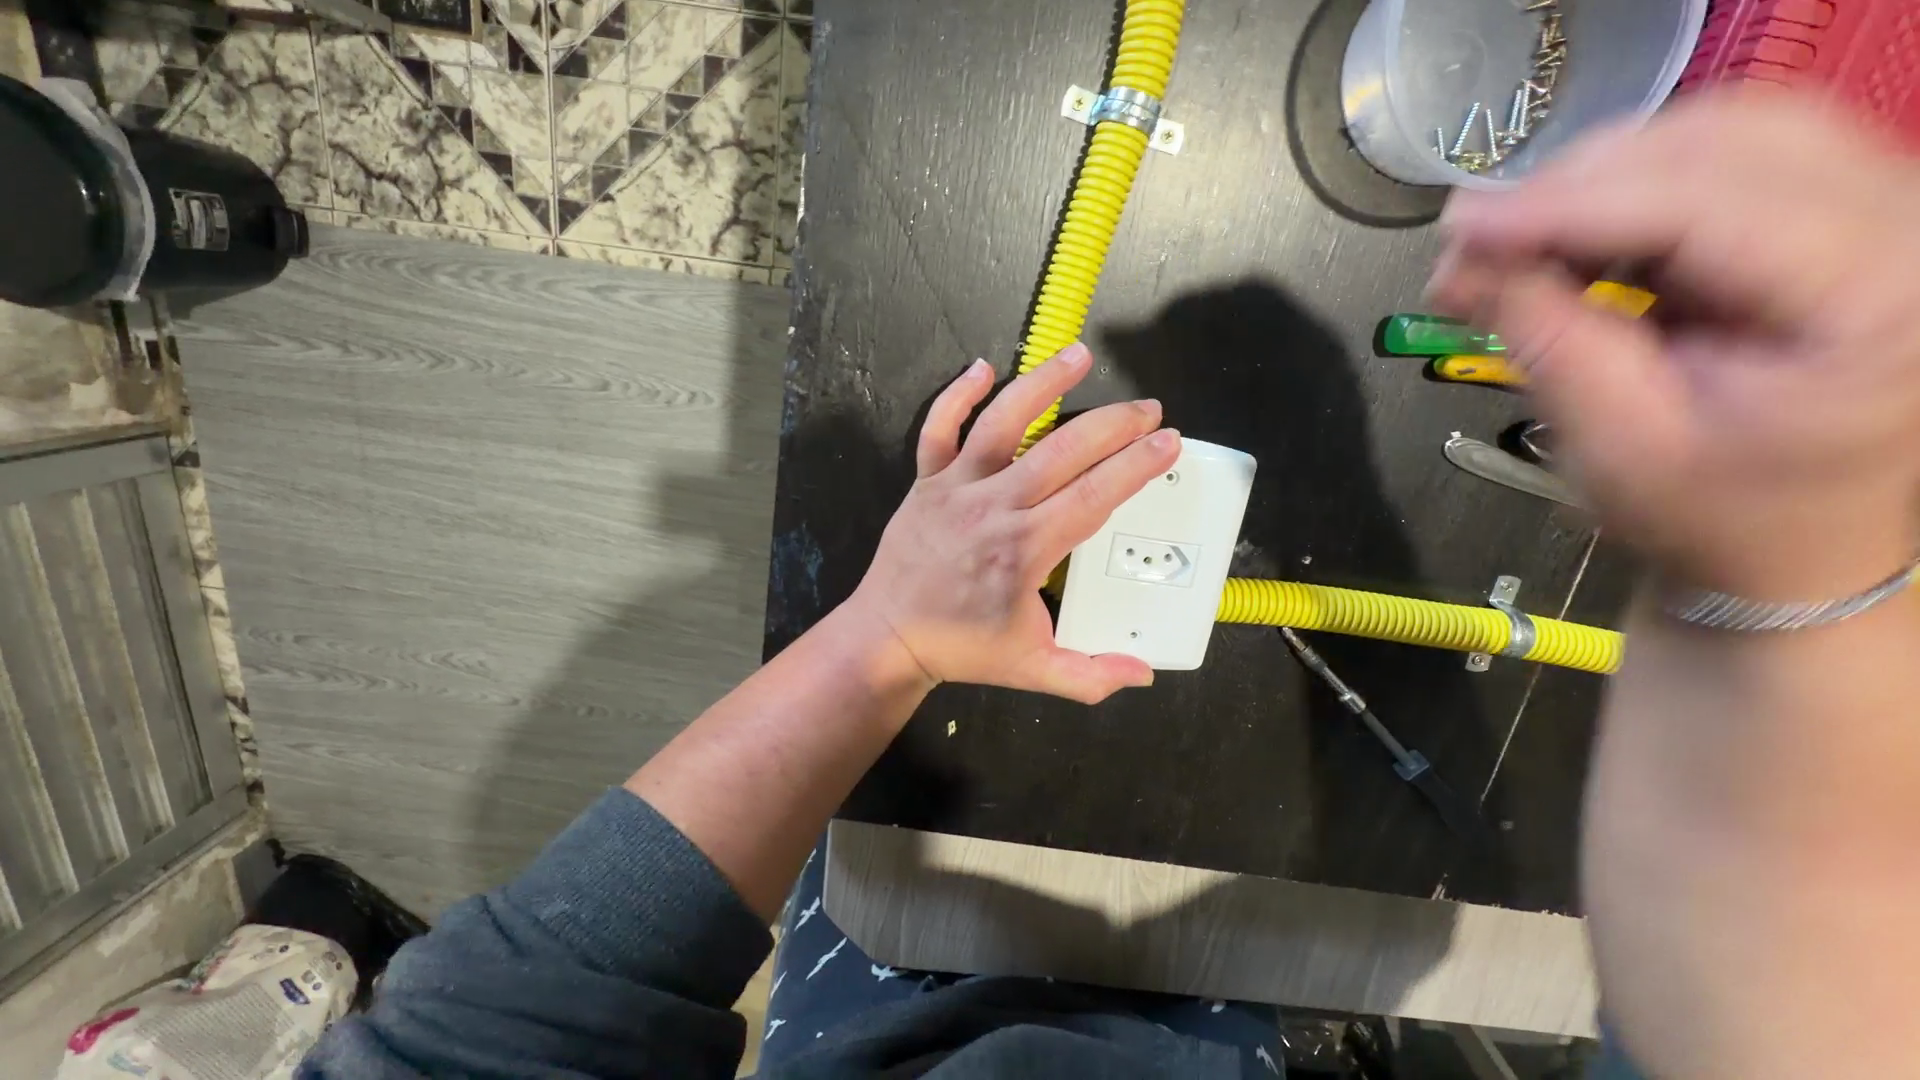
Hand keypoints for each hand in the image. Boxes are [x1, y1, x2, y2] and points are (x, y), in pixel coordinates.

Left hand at [844, 343, 1180, 703]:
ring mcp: (955, 488)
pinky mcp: (926, 481)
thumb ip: (1090, 675)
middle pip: (1062, 451)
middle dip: (1112, 425)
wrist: (889, 635)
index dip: (1135, 466)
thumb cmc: (963, 647)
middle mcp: (993, 507)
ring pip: (1002, 423)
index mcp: (1024, 550)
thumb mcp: (1032, 670)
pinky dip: (957, 395)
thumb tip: (1144, 672)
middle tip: (1149, 410)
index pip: (1093, 497)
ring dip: (1042, 385)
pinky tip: (983, 368)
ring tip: (1078, 356)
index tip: (1167, 444)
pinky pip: (939, 429)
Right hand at [1428, 91, 1919, 600]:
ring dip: (1597, 179)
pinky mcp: (1828, 220)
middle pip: (1728, 139)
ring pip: (1723, 134)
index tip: (1460, 226)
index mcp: (1877, 299)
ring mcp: (1878, 213)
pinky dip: (1624, 193)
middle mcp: (1906, 228)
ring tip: (1509, 242)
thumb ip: (1546, 340)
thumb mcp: (1614, 443)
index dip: (1570, 206)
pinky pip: (1721, 164)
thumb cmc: (1711, 515)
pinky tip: (1563, 241)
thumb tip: (1461, 263)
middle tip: (1473, 237)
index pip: (1709, 207)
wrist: (1789, 546)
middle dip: (1580, 180)